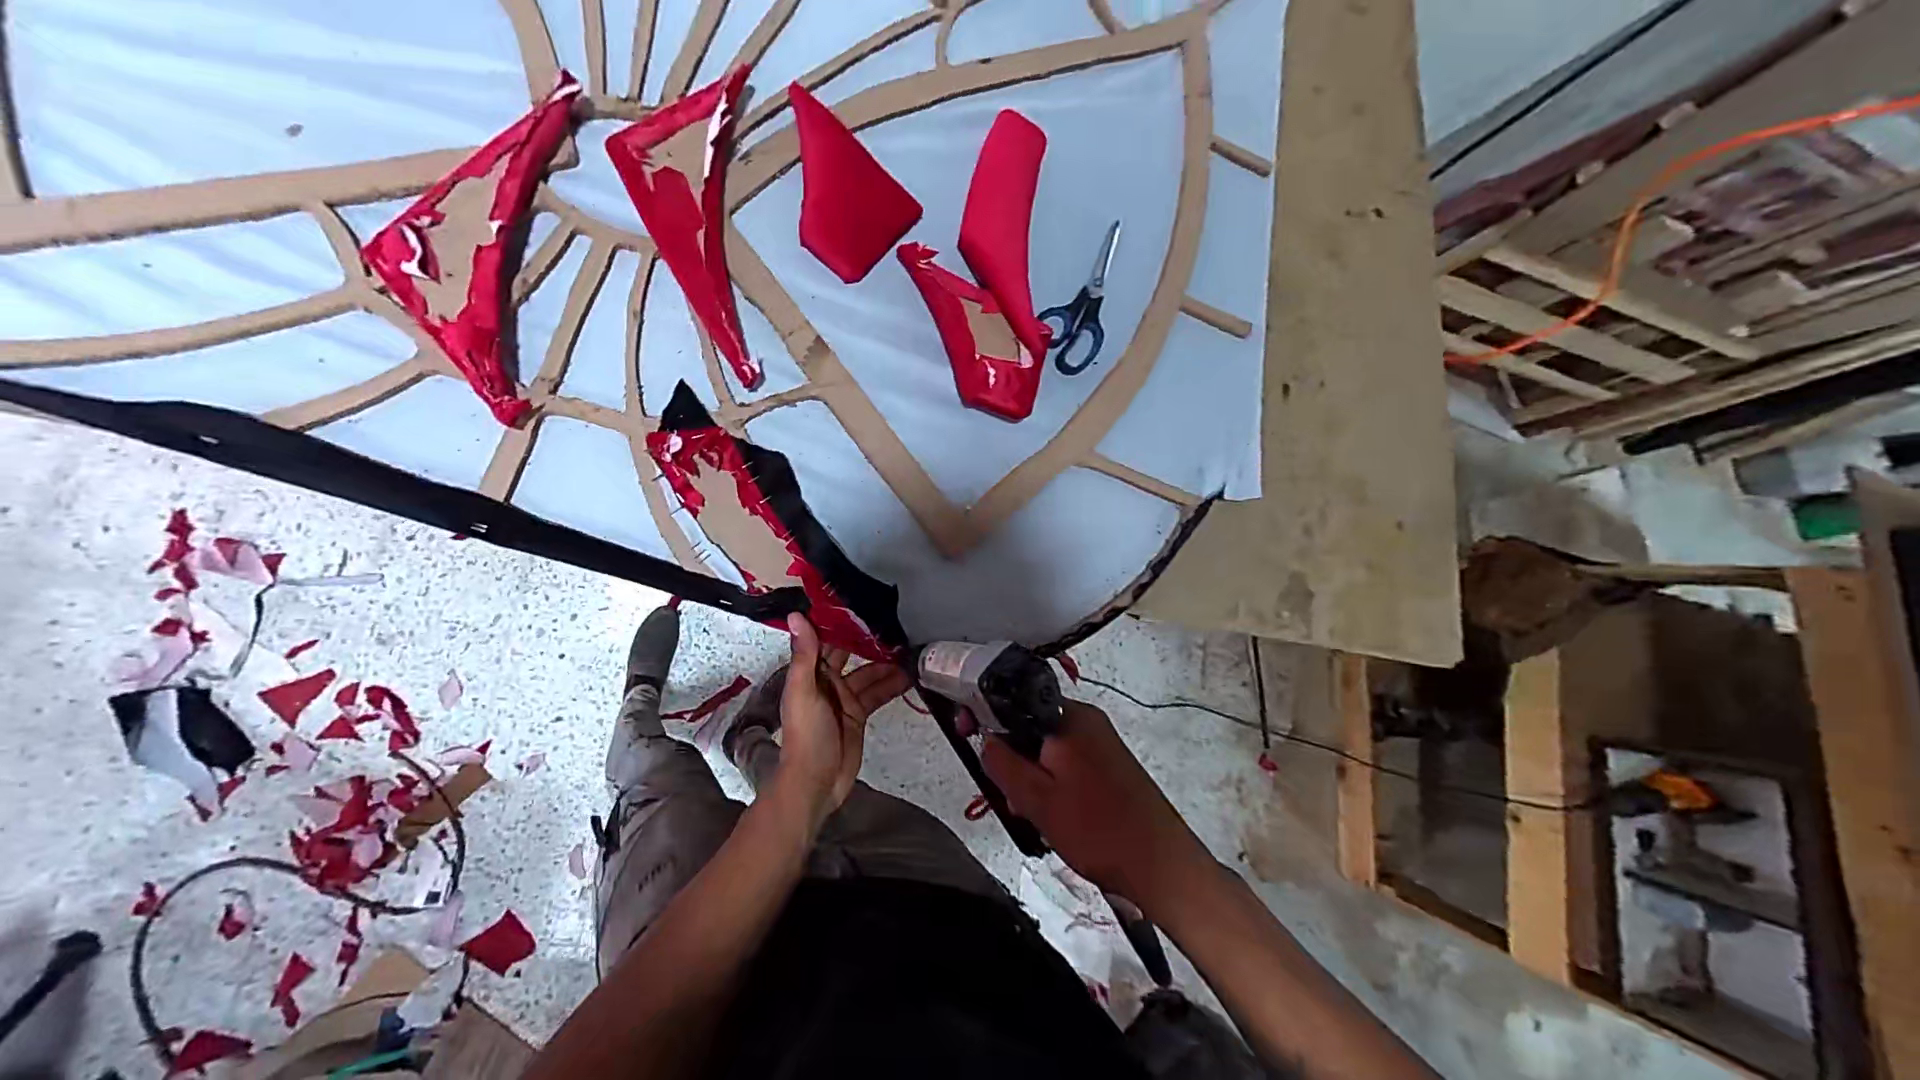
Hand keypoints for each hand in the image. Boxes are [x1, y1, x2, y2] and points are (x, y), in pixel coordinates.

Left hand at [772, 613, 910, 829]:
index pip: (826, 640)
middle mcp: (827, 682)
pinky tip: (910, 674)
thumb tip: (797, 616)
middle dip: (869, 639)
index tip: (860, 602)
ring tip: (909, 646)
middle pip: (851, 654)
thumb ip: (805, 654)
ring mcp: (845, 698)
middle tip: (894, 621)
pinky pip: (878, 693)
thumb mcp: (804, 691)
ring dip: (886, 661)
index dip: (841, 623)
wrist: (816, 782)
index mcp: (810, 673)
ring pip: (869, 673)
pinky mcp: (859, 714)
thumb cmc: (805, 736)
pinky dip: (892, 684)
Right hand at [982, 700, 1210, 910]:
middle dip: (1011, 760)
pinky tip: (1055, 820)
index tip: (963, 734)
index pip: (1014, 700)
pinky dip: (1052, 787)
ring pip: (1046, 751)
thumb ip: (1002, 762)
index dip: (984, 715)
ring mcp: (1100, 744)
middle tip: (1010, 798)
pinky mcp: (1109, 767)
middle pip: (1029, 727)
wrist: (1163, 867)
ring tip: (1035, 818)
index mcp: (1069, 718)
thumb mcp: (1035, 798)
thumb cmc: (1097, 830)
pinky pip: (1066, 766)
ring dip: (1031, 779)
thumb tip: (985, 737)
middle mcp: (1086, 721)